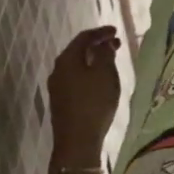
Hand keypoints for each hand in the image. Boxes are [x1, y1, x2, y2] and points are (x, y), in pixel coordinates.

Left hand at [46, 27, 122, 165]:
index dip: (101, 32)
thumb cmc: (93, 103)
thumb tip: (104, 43)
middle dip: (97, 45)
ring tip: (111, 61)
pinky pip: (75, 79)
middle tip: (116, 44)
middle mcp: (58, 69)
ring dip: (93, 60)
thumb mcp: (105, 74)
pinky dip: (89, 73)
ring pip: (77, 66)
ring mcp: (57, 87)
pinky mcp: (61, 102)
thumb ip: (105, 54)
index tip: (116, 31)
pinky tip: (99, 80)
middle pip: (78, 51)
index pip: (84, 37)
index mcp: (67, 59)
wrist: (76, 142)